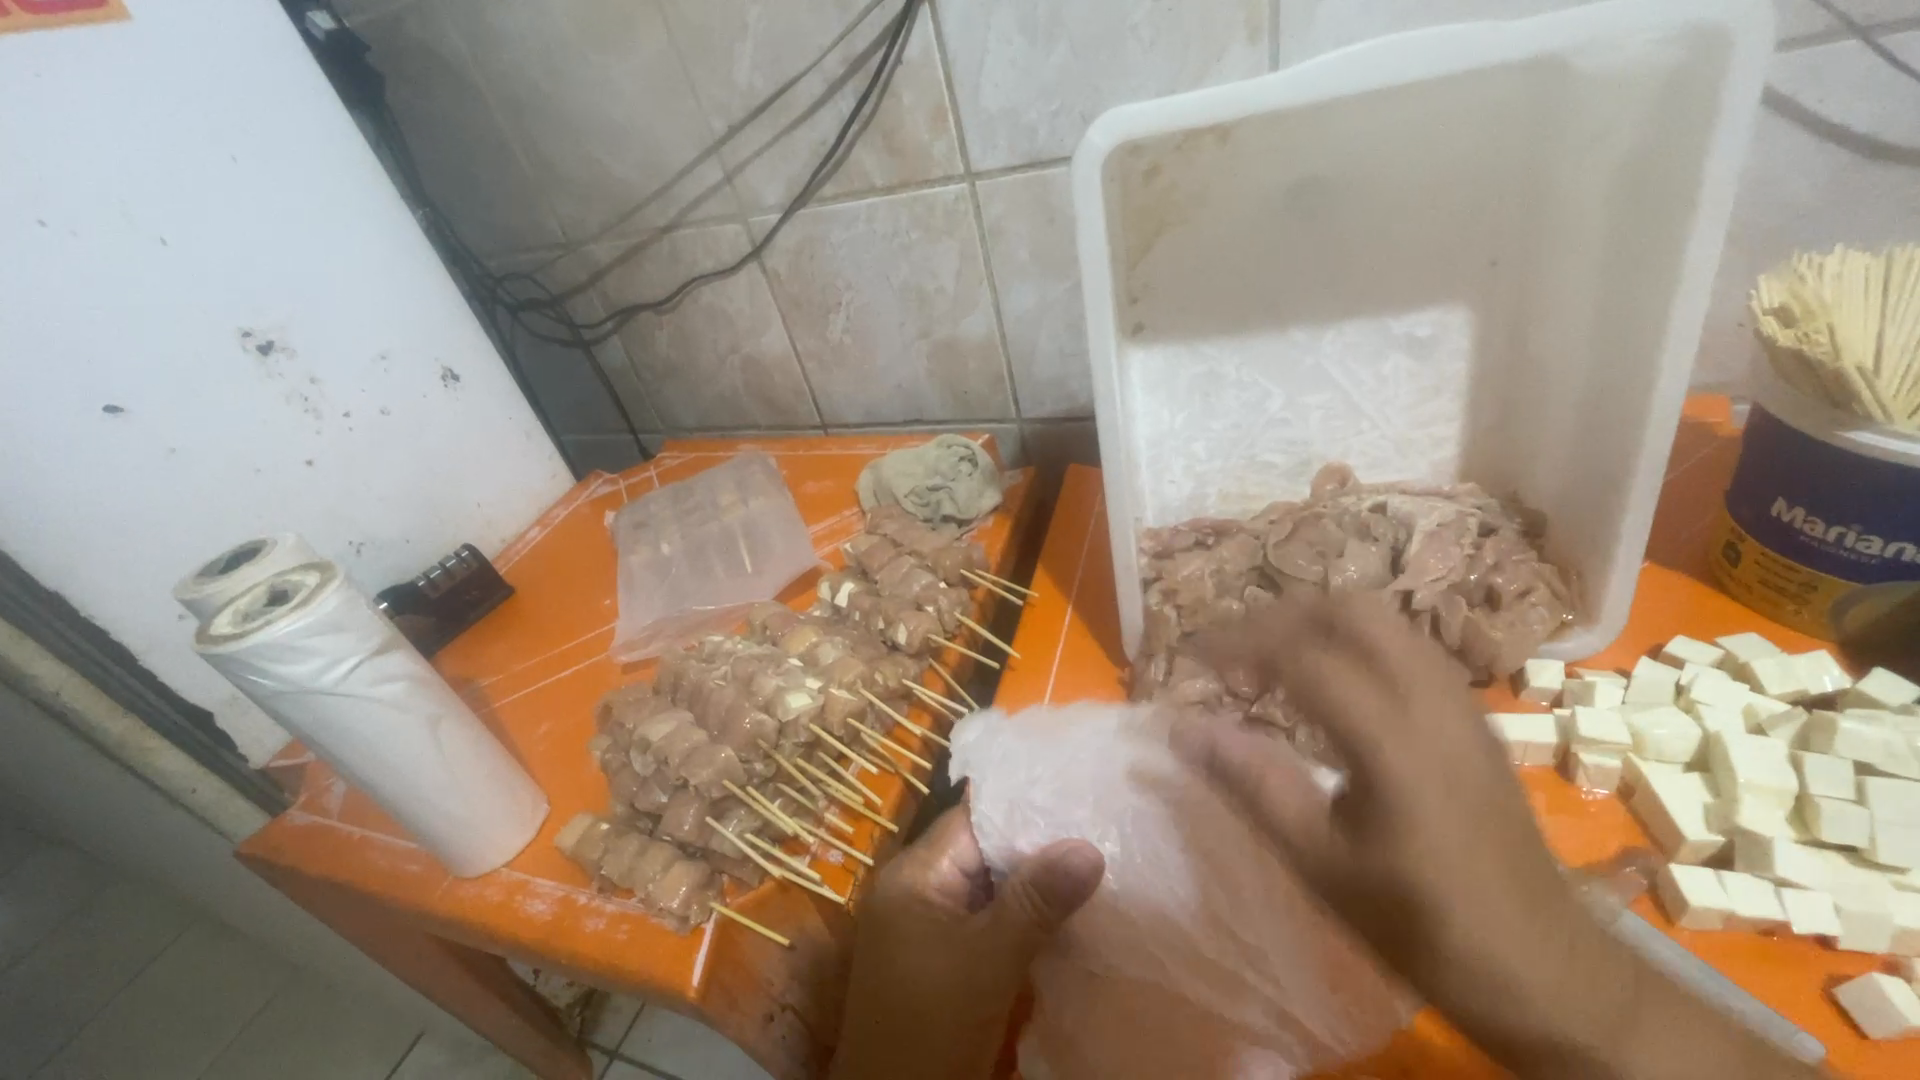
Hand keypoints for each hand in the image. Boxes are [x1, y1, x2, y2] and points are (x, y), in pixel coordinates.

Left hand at [829, 804, 1103, 1079]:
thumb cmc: (933, 1025)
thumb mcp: (989, 960)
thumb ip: (1037, 901)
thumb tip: (1089, 846)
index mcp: (913, 876)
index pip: (972, 819)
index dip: (1023, 809)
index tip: (1077, 800)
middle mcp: (915, 891)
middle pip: (982, 852)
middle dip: (1035, 848)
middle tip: (1097, 833)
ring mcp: (925, 927)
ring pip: (987, 889)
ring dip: (1031, 887)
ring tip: (1093, 869)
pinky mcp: (940, 960)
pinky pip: (984, 922)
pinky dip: (1019, 919)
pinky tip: (1063, 918)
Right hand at [1174, 594, 1816, 1079]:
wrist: (1544, 965)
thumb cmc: (1420, 921)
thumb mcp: (1320, 864)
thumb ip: (1252, 784)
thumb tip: (1182, 728)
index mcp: (1394, 739)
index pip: (1303, 654)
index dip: (1238, 644)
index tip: (1192, 657)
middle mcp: (1433, 699)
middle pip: (1350, 609)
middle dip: (1280, 616)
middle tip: (1234, 653)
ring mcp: (1462, 701)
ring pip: (1384, 619)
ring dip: (1317, 623)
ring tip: (1270, 662)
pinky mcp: (1473, 714)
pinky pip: (1405, 645)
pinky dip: (1352, 642)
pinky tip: (1328, 685)